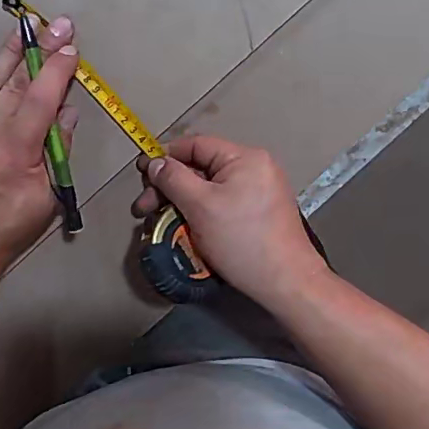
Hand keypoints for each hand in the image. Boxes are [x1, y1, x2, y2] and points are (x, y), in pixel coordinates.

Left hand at [0, 17, 80, 278]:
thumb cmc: (6, 229)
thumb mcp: (45, 198)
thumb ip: (57, 151)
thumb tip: (67, 110)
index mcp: (14, 152)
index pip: (41, 99)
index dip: (58, 69)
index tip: (72, 46)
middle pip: (17, 81)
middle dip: (41, 49)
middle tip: (59, 22)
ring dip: (10, 49)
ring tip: (28, 23)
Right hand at [131, 135, 324, 300]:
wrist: (286, 283)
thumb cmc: (244, 241)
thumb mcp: (200, 206)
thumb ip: (173, 179)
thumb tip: (155, 163)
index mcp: (245, 158)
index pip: (195, 145)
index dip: (165, 156)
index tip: (142, 171)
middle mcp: (254, 168)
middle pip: (199, 167)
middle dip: (168, 186)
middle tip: (145, 206)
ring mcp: (258, 191)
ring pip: (207, 188)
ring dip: (180, 202)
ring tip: (159, 221)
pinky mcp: (257, 213)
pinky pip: (220, 203)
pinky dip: (198, 212)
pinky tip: (182, 226)